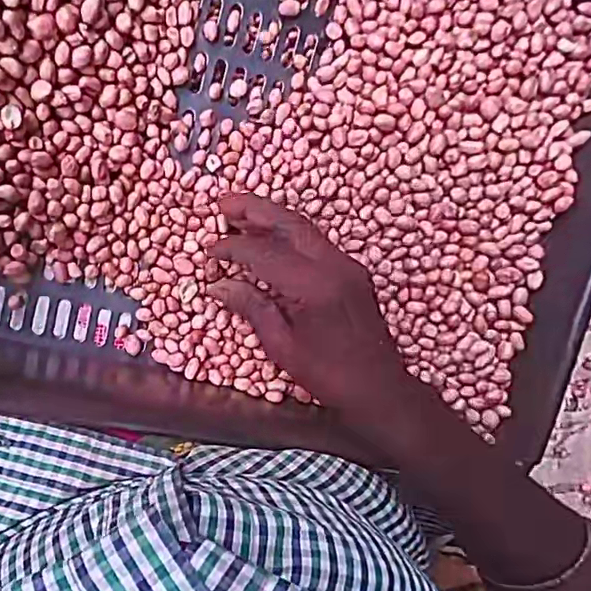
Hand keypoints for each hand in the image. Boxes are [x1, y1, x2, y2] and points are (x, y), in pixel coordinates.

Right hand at [205, 193, 422, 418]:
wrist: (380, 387)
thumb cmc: (329, 375)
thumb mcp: (282, 346)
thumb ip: (252, 308)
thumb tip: (220, 286)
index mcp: (314, 286)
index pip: (265, 252)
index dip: (233, 247)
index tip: (210, 250)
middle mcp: (335, 266)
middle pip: (289, 223)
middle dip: (254, 209)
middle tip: (222, 203)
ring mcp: (347, 266)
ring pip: (304, 228)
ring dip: (271, 217)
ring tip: (240, 213)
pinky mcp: (352, 272)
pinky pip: (315, 242)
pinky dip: (288, 234)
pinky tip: (269, 238)